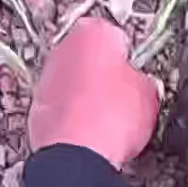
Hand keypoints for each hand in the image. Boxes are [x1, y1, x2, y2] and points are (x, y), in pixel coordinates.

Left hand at [28, 18, 160, 168]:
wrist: (78, 154)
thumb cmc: (111, 119)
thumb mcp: (150, 96)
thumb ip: (146, 82)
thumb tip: (145, 86)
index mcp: (94, 32)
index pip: (119, 37)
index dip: (132, 61)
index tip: (138, 77)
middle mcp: (64, 48)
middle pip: (92, 58)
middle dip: (107, 77)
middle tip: (125, 100)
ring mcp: (47, 78)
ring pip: (74, 83)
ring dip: (88, 98)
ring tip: (109, 122)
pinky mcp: (37, 108)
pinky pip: (62, 107)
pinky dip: (74, 118)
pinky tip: (91, 134)